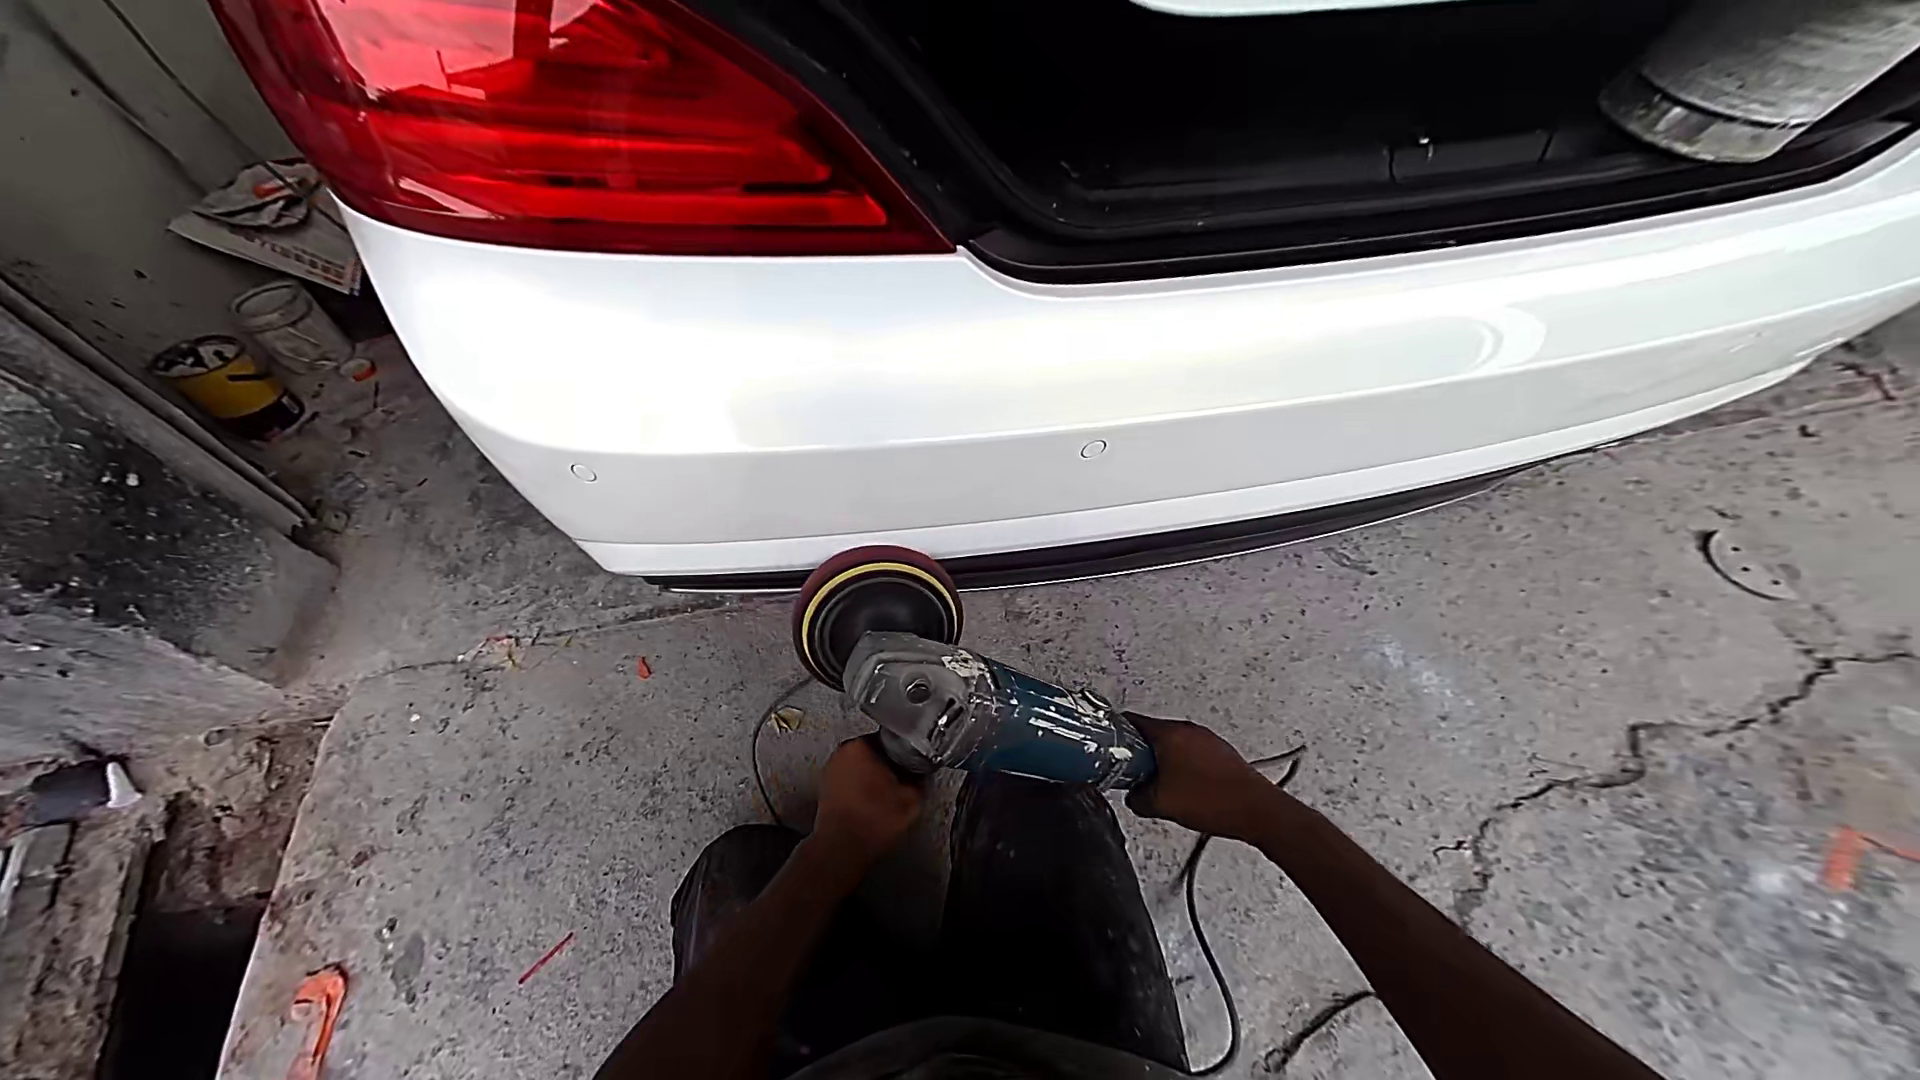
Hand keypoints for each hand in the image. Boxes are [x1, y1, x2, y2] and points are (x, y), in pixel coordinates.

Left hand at [811, 735, 924, 866]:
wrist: (841, 850)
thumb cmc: (870, 822)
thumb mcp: (911, 798)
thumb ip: (920, 778)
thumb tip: (921, 773)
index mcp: (861, 745)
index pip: (892, 739)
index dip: (906, 755)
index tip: (912, 767)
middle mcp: (843, 752)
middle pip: (876, 751)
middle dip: (889, 766)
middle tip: (901, 785)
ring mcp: (832, 769)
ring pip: (863, 766)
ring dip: (875, 778)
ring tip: (885, 798)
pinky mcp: (826, 788)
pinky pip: (851, 781)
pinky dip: (862, 789)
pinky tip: (871, 805)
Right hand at [1125, 714, 1279, 840]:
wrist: (1257, 811)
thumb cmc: (1215, 801)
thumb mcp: (1161, 804)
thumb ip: (1137, 798)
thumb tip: (1133, 797)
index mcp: (1170, 733)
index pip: (1131, 720)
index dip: (1116, 734)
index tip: (1111, 748)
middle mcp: (1188, 729)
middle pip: (1152, 732)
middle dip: (1140, 752)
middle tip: (1134, 773)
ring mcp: (1207, 739)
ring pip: (1172, 742)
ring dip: (1162, 759)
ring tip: (1161, 785)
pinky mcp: (1220, 752)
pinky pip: (1191, 751)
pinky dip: (1182, 764)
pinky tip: (1185, 788)